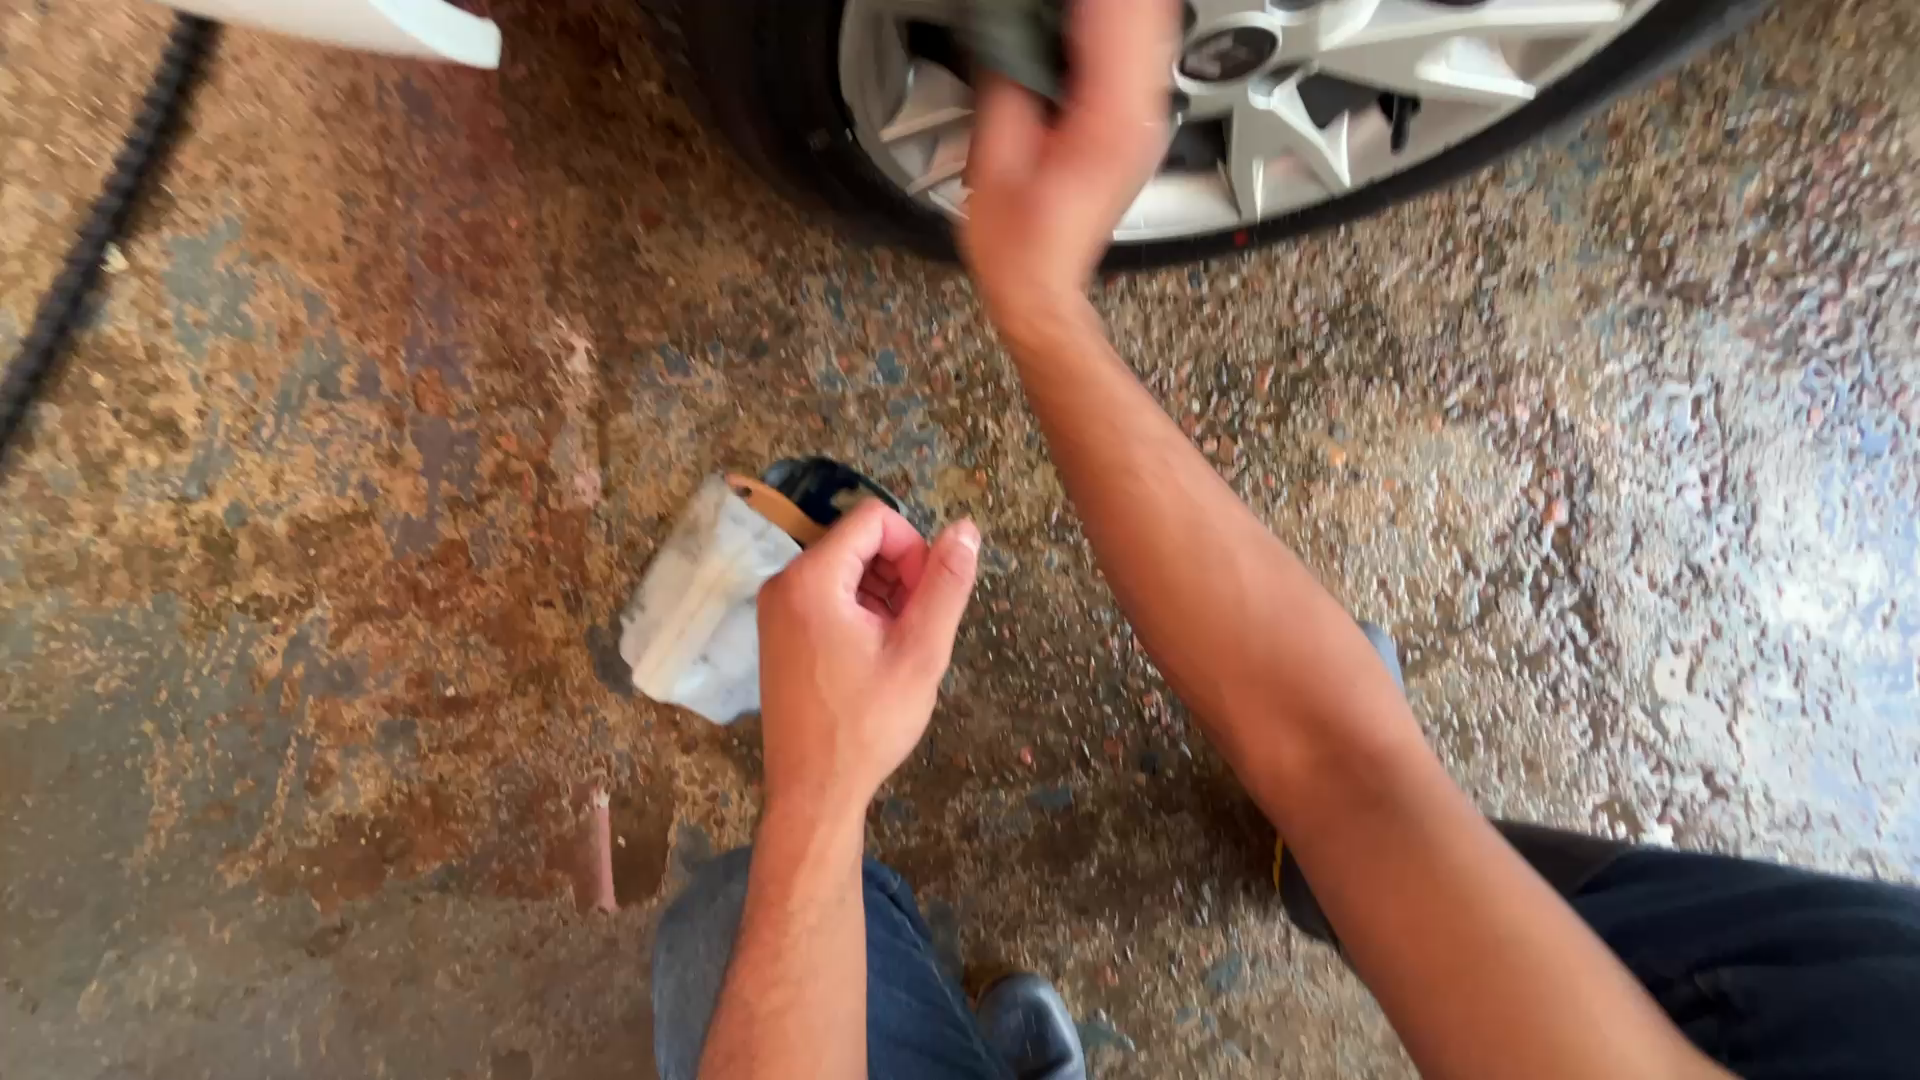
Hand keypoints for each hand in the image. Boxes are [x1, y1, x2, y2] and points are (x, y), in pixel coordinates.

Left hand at [756, 500, 980, 819]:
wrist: (814, 790)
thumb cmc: (868, 723)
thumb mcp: (920, 651)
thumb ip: (946, 584)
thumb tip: (966, 528)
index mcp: (811, 579)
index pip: (874, 519)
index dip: (914, 548)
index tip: (928, 597)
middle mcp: (784, 583)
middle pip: (858, 542)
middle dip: (899, 573)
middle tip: (917, 627)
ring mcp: (777, 609)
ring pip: (846, 570)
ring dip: (884, 595)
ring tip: (898, 646)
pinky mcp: (780, 632)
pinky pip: (828, 596)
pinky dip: (861, 611)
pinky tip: (875, 654)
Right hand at [960, 0, 1181, 332]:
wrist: (1040, 291)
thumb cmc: (1017, 250)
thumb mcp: (994, 161)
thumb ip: (1007, 82)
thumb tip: (1010, 31)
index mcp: (1108, 122)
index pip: (1115, 12)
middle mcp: (1140, 120)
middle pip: (1147, 11)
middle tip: (1055, 1)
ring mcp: (1145, 126)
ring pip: (1151, 26)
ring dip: (1113, 8)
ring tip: (1064, 8)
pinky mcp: (1135, 132)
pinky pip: (1140, 54)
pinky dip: (1116, 25)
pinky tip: (1085, 21)